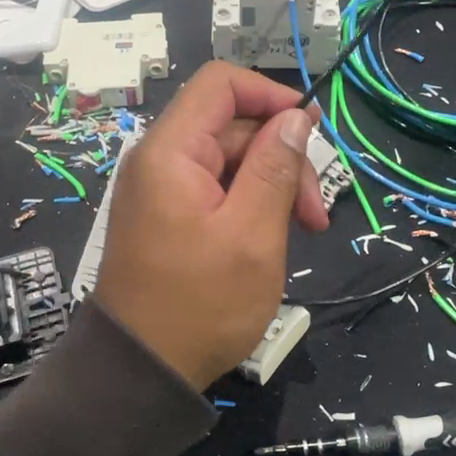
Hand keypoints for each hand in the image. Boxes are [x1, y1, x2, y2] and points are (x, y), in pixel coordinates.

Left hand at [92, 63, 327, 389]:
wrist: (141, 371)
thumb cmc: (199, 304)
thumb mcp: (252, 235)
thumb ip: (275, 168)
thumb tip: (295, 117)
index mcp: (171, 151)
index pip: (221, 84)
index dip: (270, 95)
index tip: (311, 130)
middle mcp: (160, 160)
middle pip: (231, 126)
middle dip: (281, 157)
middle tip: (315, 216)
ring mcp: (162, 189)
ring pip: (230, 160)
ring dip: (272, 185)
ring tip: (303, 232)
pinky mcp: (167, 216)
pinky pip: (216, 190)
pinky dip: (249, 205)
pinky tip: (272, 237)